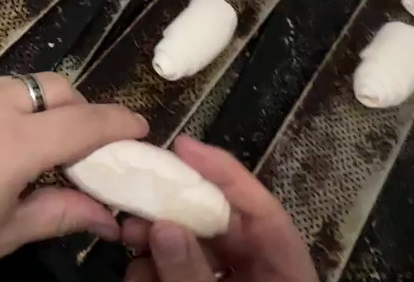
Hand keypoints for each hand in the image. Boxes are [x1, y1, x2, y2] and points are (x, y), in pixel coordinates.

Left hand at [0, 72, 146, 281]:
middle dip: (81, 109)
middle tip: (91, 150)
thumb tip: (106, 216)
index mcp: (14, 140)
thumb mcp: (3, 235)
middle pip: (53, 87)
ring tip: (48, 149)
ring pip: (20, 84)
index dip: (117, 123)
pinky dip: (12, 106)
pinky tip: (6, 143)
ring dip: (44, 105)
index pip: (81, 122)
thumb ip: (59, 216)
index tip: (142, 128)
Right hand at [120, 136, 314, 281]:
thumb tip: (163, 223)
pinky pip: (173, 272)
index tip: (183, 145)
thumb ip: (192, 273)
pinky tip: (136, 273)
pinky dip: (151, 268)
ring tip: (127, 238)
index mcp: (286, 276)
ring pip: (190, 248)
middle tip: (138, 196)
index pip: (266, 213)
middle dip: (174, 209)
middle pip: (219, 225)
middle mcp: (258, 275)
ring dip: (154, 240)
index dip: (227, 174)